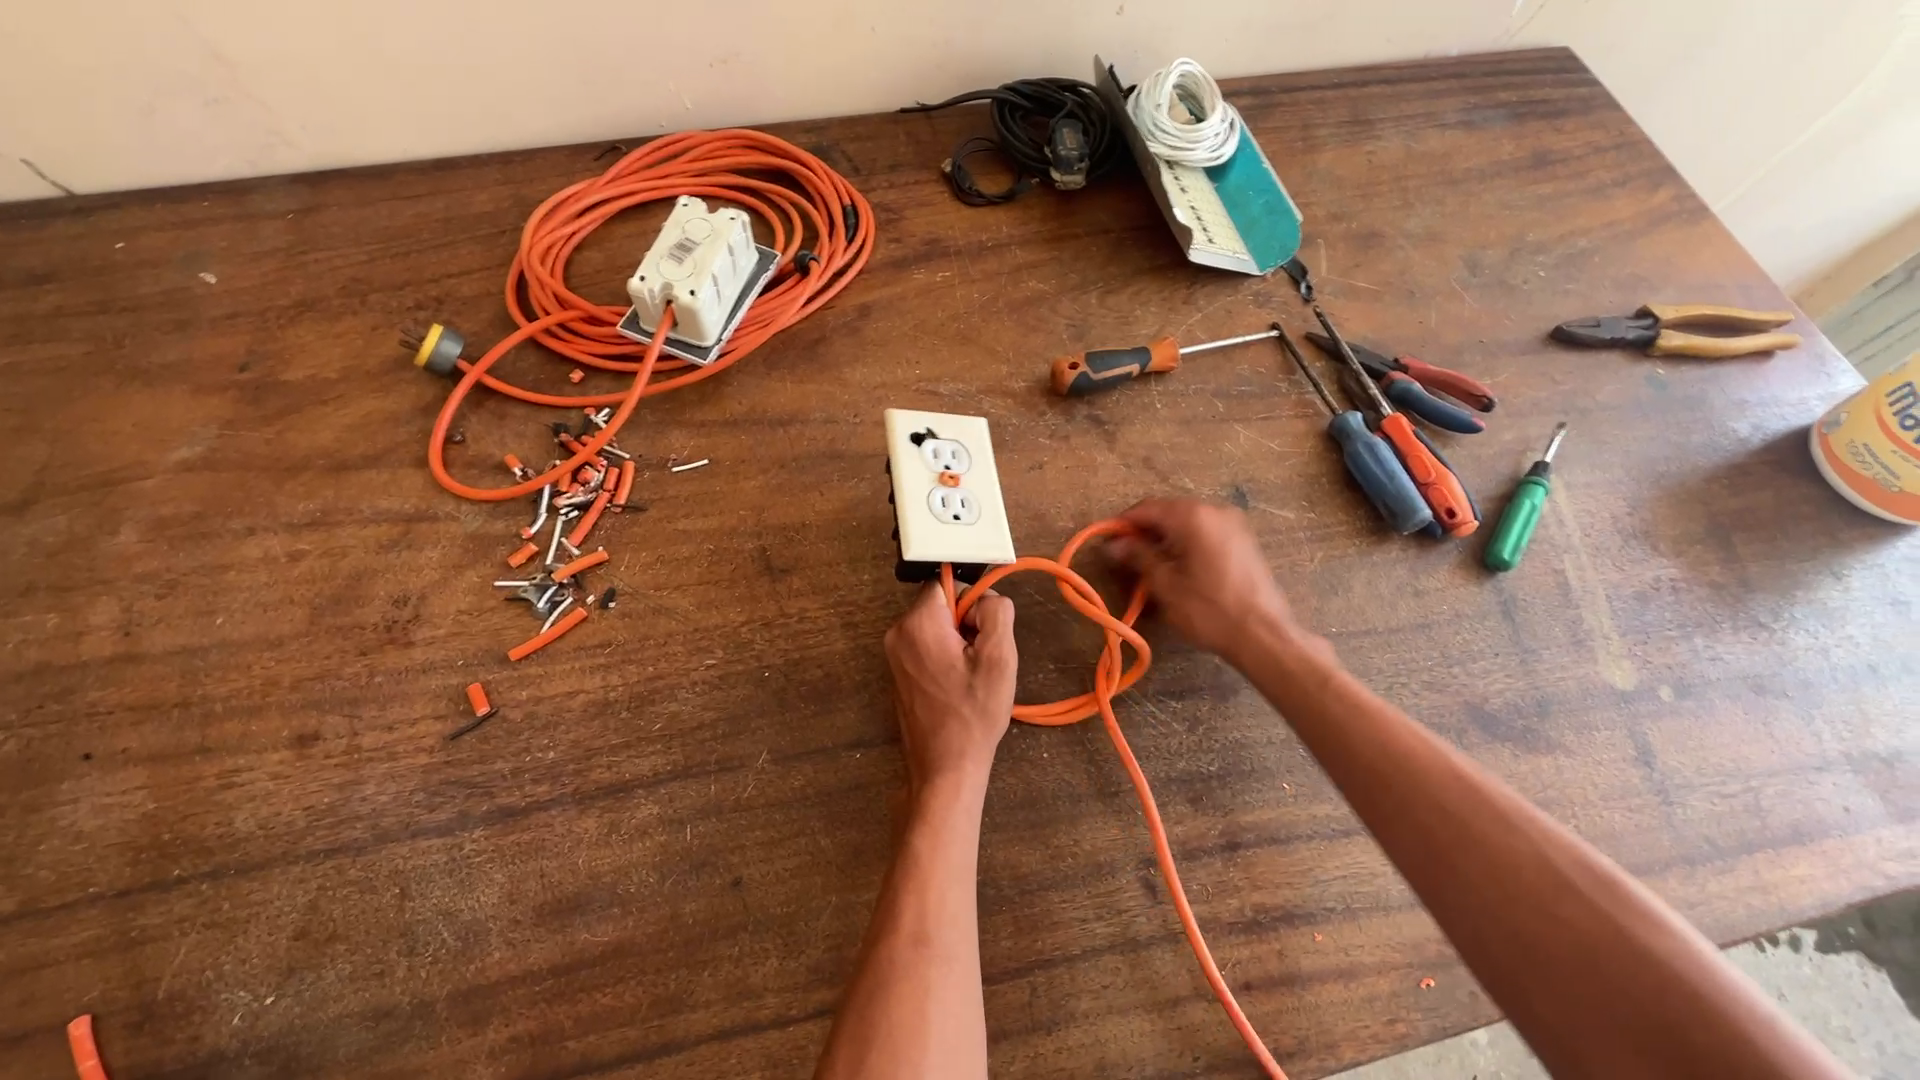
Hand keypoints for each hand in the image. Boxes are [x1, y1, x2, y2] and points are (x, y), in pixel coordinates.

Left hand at [883, 584, 1017, 794]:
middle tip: (982, 659)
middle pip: (941, 604)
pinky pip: (928, 647)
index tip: (986, 633)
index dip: (974, 601)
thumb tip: (987, 599)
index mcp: (918, 623)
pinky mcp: (900, 673)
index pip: (948, 582)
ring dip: (959, 642)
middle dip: (968, 624)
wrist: (946, 767)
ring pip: (937, 627)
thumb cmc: (972, 715)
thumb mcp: (999, 657)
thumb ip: (996, 612)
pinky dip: (946, 658)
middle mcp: (898, 634)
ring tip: (971, 676)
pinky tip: (959, 686)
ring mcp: (895, 655)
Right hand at [1106, 497, 1300, 662]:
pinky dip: (1187, 542)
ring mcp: (1234, 523)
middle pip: (1168, 511)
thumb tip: (1113, 544)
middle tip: (1126, 558)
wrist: (1264, 635)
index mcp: (1193, 516)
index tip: (1107, 544)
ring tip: (1151, 566)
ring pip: (1187, 521)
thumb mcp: (1165, 585)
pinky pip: (1206, 531)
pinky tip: (1179, 567)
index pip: (1146, 508)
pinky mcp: (1244, 539)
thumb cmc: (1209, 610)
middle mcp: (1215, 510)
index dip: (1122, 524)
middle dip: (1144, 531)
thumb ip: (1138, 557)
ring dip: (1165, 538)